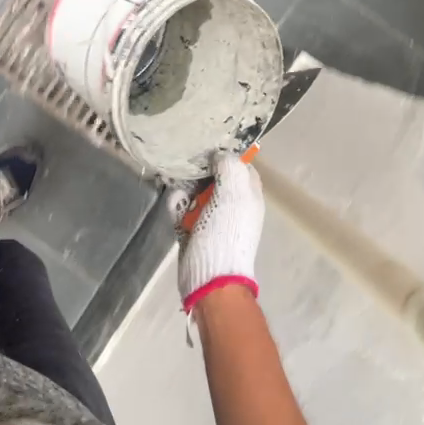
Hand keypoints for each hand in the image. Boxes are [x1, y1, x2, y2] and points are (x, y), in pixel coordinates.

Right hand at [178, 153, 264, 311]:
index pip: (238, 162)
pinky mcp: (193, 226)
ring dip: (183, 190)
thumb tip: (218, 154)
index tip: (207, 148)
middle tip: (189, 173)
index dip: (224, 154)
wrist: (209, 275)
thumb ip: (230, 165)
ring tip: (181, 200)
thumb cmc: (226, 232)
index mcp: (247, 193)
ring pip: (192, 188)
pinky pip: (181, 207)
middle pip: (211, 173)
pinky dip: (176, 208)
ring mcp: (211, 214)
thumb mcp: (235, 193)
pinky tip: (176, 214)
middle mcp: (231, 201)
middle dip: (196, 172)